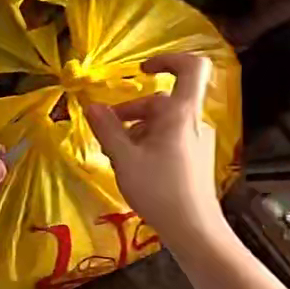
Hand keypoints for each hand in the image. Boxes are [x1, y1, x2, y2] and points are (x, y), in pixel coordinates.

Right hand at [84, 53, 226, 248]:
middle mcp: (193, 122)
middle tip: (107, 130)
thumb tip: (92, 106)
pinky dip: (150, 145)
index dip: (167, 59)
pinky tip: (134, 168)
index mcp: (181, 114)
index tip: (142, 70)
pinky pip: (170, 140)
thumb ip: (107, 129)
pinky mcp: (196, 160)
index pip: (190, 67)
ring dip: (138, 131)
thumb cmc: (159, 190)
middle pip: (163, 102)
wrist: (193, 229)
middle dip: (132, 112)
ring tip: (117, 155)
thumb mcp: (124, 159)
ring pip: (164, 124)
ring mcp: (197, 142)